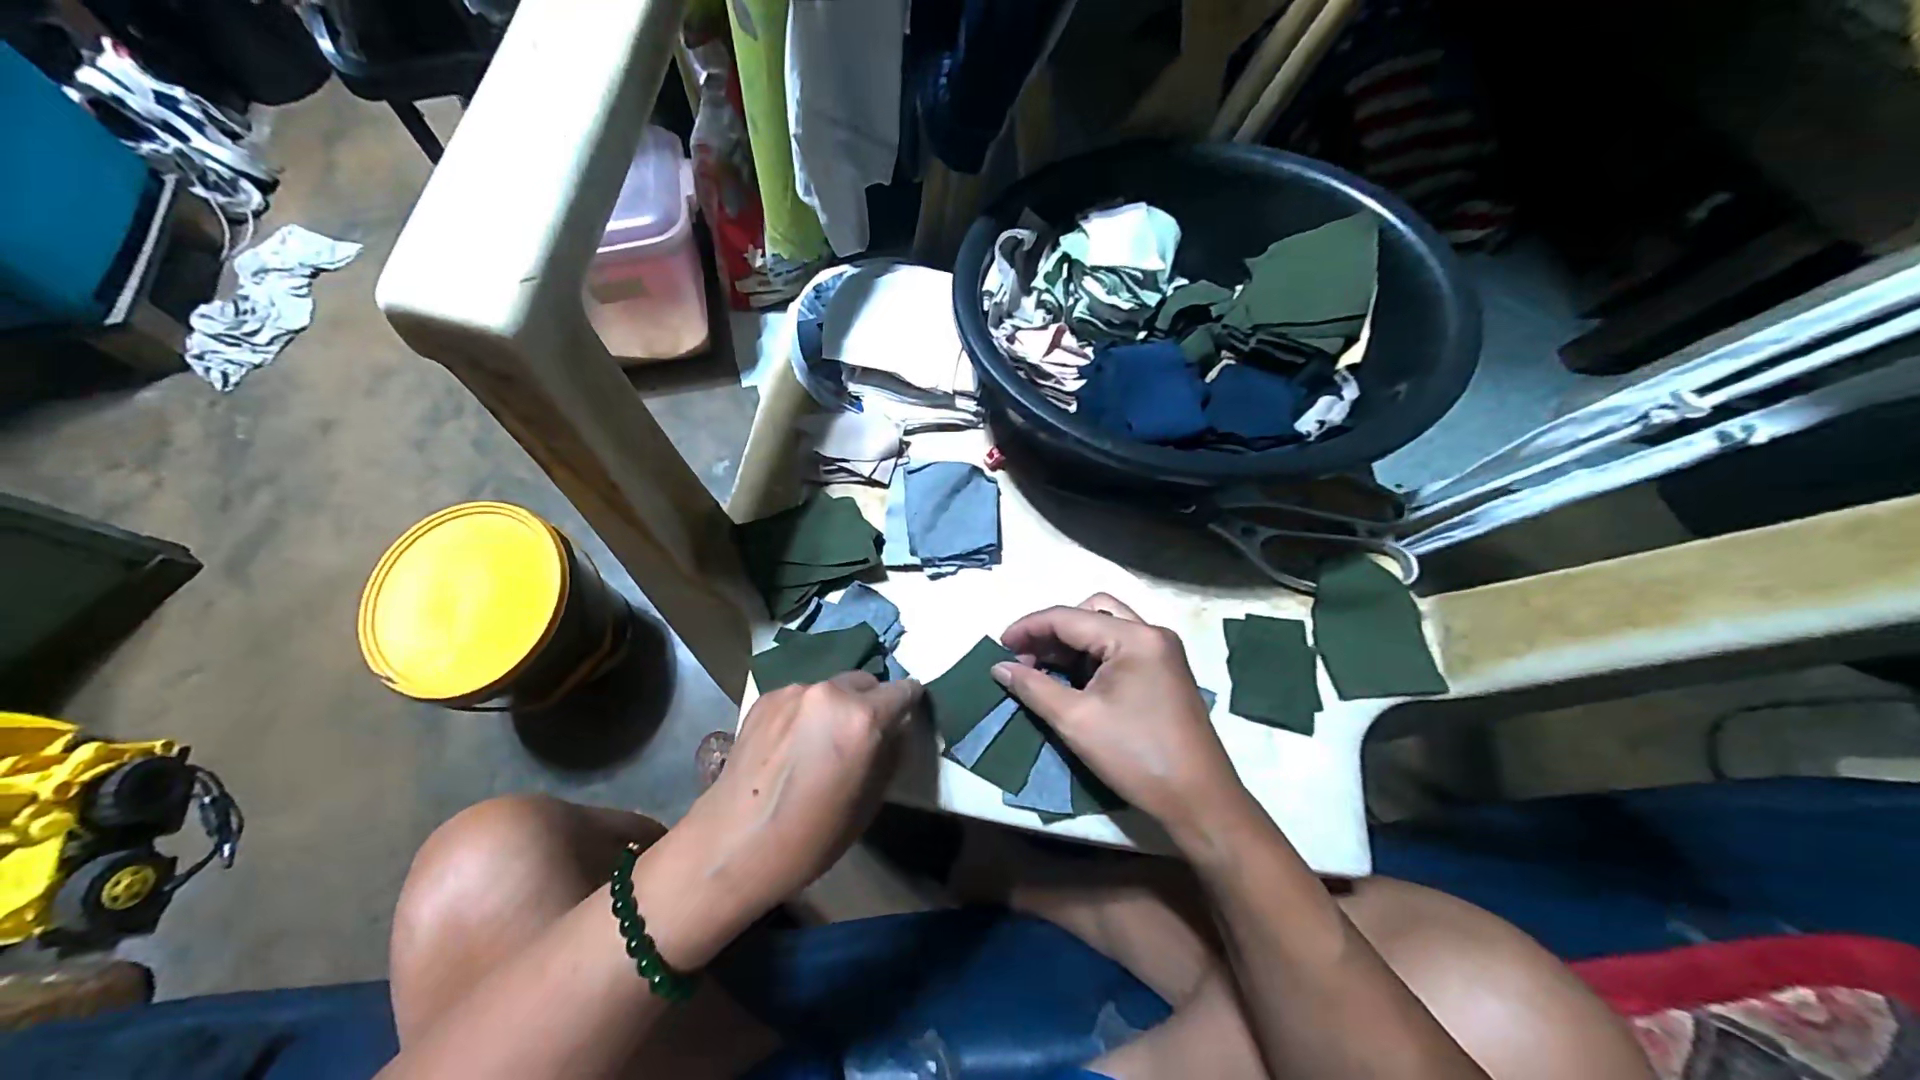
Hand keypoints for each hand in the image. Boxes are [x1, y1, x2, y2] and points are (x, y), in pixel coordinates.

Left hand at [649, 672, 920, 959]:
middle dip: (871, 703)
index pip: (904, 690)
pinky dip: (807, 712)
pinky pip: (801, 697)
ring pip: (832, 688)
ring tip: (821, 742)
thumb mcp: (869, 800)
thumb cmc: (811, 835)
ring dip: (837, 707)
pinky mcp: (764, 698)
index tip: (905, 718)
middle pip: (866, 682)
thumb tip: (895, 728)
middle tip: (862, 737)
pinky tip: (792, 745)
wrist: (733, 844)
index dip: (909, 704)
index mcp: (862, 717)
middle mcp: (829, 693)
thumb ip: (889, 752)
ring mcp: (793, 691)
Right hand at [993, 594, 1254, 837]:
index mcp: (1135, 637)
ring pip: (1105, 630)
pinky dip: (1091, 659)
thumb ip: (1033, 686)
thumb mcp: (1076, 720)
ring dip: (1070, 645)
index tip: (998, 647)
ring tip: (1040, 670)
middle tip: (1024, 658)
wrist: (1199, 800)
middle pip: (1090, 613)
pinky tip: (1070, 680)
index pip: (1069, 617)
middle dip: (1052, 631)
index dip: (1029, 628)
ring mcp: (1162, 653)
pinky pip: (1119, 650)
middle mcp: (1152, 634)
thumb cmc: (1136, 756)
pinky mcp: (1164, 673)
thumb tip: (999, 667)